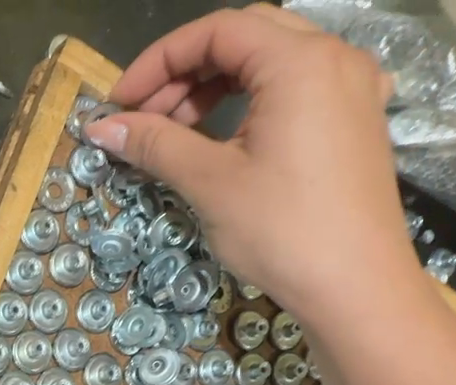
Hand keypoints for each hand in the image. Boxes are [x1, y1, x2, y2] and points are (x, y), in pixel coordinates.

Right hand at [85, 4, 413, 323]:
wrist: (354, 282)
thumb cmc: (281, 229)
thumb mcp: (210, 182)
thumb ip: (155, 144)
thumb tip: (100, 128)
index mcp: (300, 62)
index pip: (217, 31)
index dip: (159, 61)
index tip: (120, 104)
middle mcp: (333, 58)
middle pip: (245, 37)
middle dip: (185, 71)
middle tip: (144, 117)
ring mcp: (351, 87)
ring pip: (270, 61)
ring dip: (215, 87)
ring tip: (176, 133)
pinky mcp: (354, 119)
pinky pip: (296, 87)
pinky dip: (251, 101)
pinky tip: (229, 136)